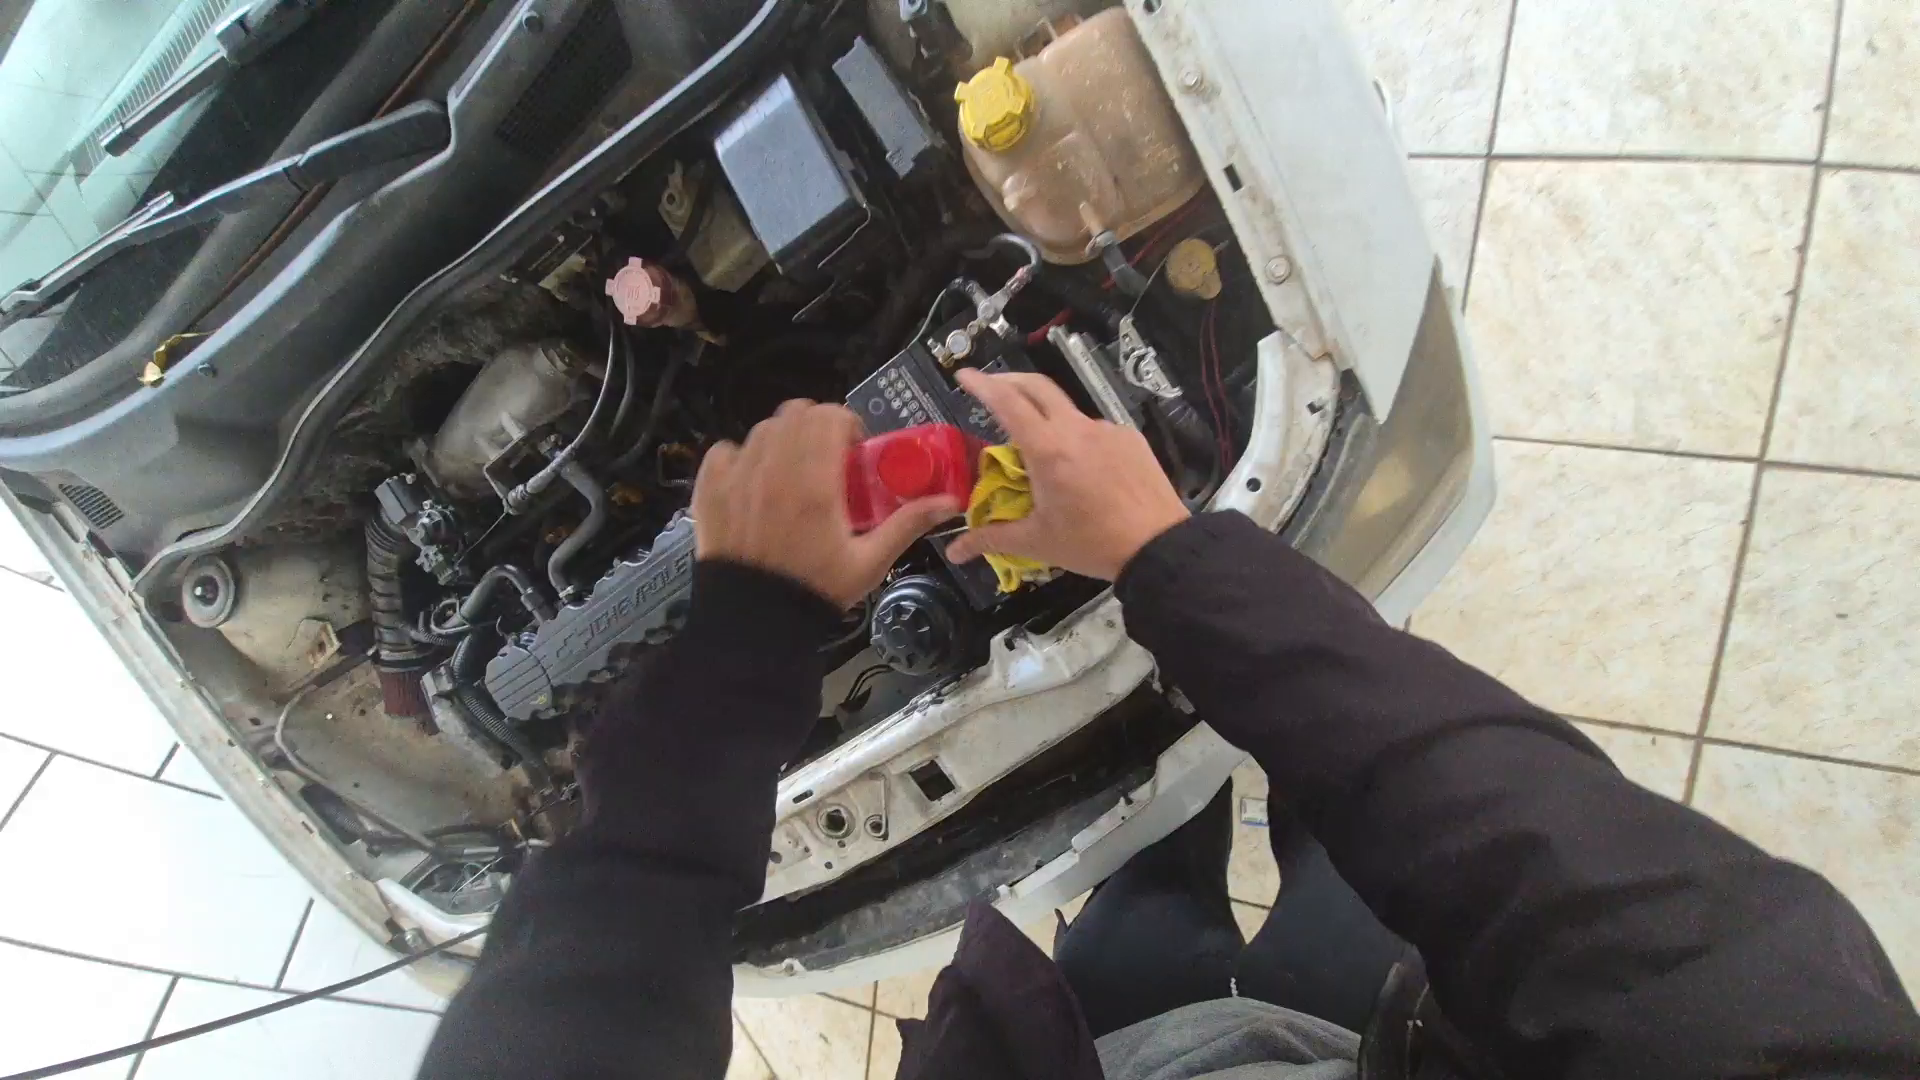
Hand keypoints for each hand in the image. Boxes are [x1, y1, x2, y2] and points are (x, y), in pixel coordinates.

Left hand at [692, 400, 959, 608]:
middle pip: (795, 413)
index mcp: (815, 482)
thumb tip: (950, 501)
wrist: (754, 620)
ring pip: (762, 429)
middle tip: (827, 456)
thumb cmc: (816, 588)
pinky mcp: (710, 489)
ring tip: (792, 470)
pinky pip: (724, 451)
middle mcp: (773, 469)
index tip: (853, 450)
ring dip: (783, 439)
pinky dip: (741, 457)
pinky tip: (754, 479)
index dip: (846, 424)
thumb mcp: (870, 561)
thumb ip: (908, 524)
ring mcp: (737, 477)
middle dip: (816, 426)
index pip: (829, 417)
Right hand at [946, 369, 1188, 581]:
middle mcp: (1077, 429)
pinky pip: (1094, 430)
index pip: (1008, 403)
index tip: (965, 375)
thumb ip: (991, 539)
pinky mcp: (1130, 439)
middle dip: (1009, 380)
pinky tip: (1080, 467)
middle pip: (1038, 387)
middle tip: (990, 386)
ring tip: (1038, 447)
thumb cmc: (1091, 544)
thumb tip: (955, 551)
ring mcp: (1107, 430)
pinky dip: (1077, 438)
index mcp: (1048, 449)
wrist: (1158, 547)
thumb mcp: (1036, 542)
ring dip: (1045, 417)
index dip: (982, 385)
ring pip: (1067, 412)